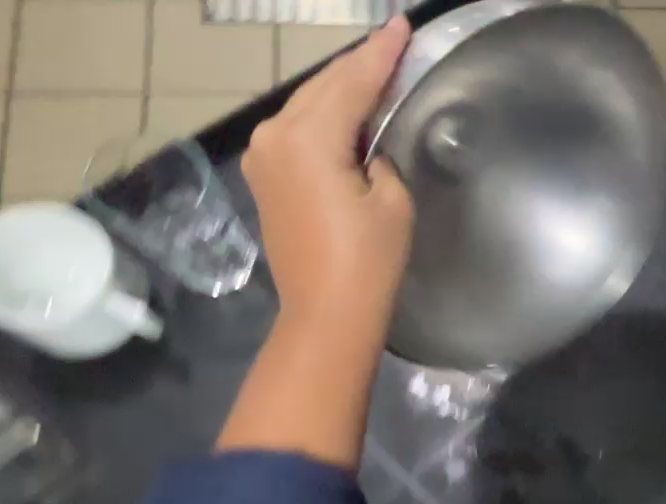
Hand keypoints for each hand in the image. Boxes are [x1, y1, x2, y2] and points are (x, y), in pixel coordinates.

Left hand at [242, 16, 414, 343]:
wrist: (326, 313)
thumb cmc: (367, 263)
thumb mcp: (392, 203)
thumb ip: (379, 159)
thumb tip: (365, 151)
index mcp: (307, 138)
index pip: (351, 82)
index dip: (380, 55)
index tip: (401, 26)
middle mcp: (275, 135)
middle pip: (323, 88)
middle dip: (359, 68)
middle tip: (392, 47)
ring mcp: (264, 156)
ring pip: (308, 108)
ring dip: (340, 94)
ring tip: (374, 79)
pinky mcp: (266, 179)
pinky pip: (298, 134)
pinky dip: (325, 121)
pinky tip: (347, 120)